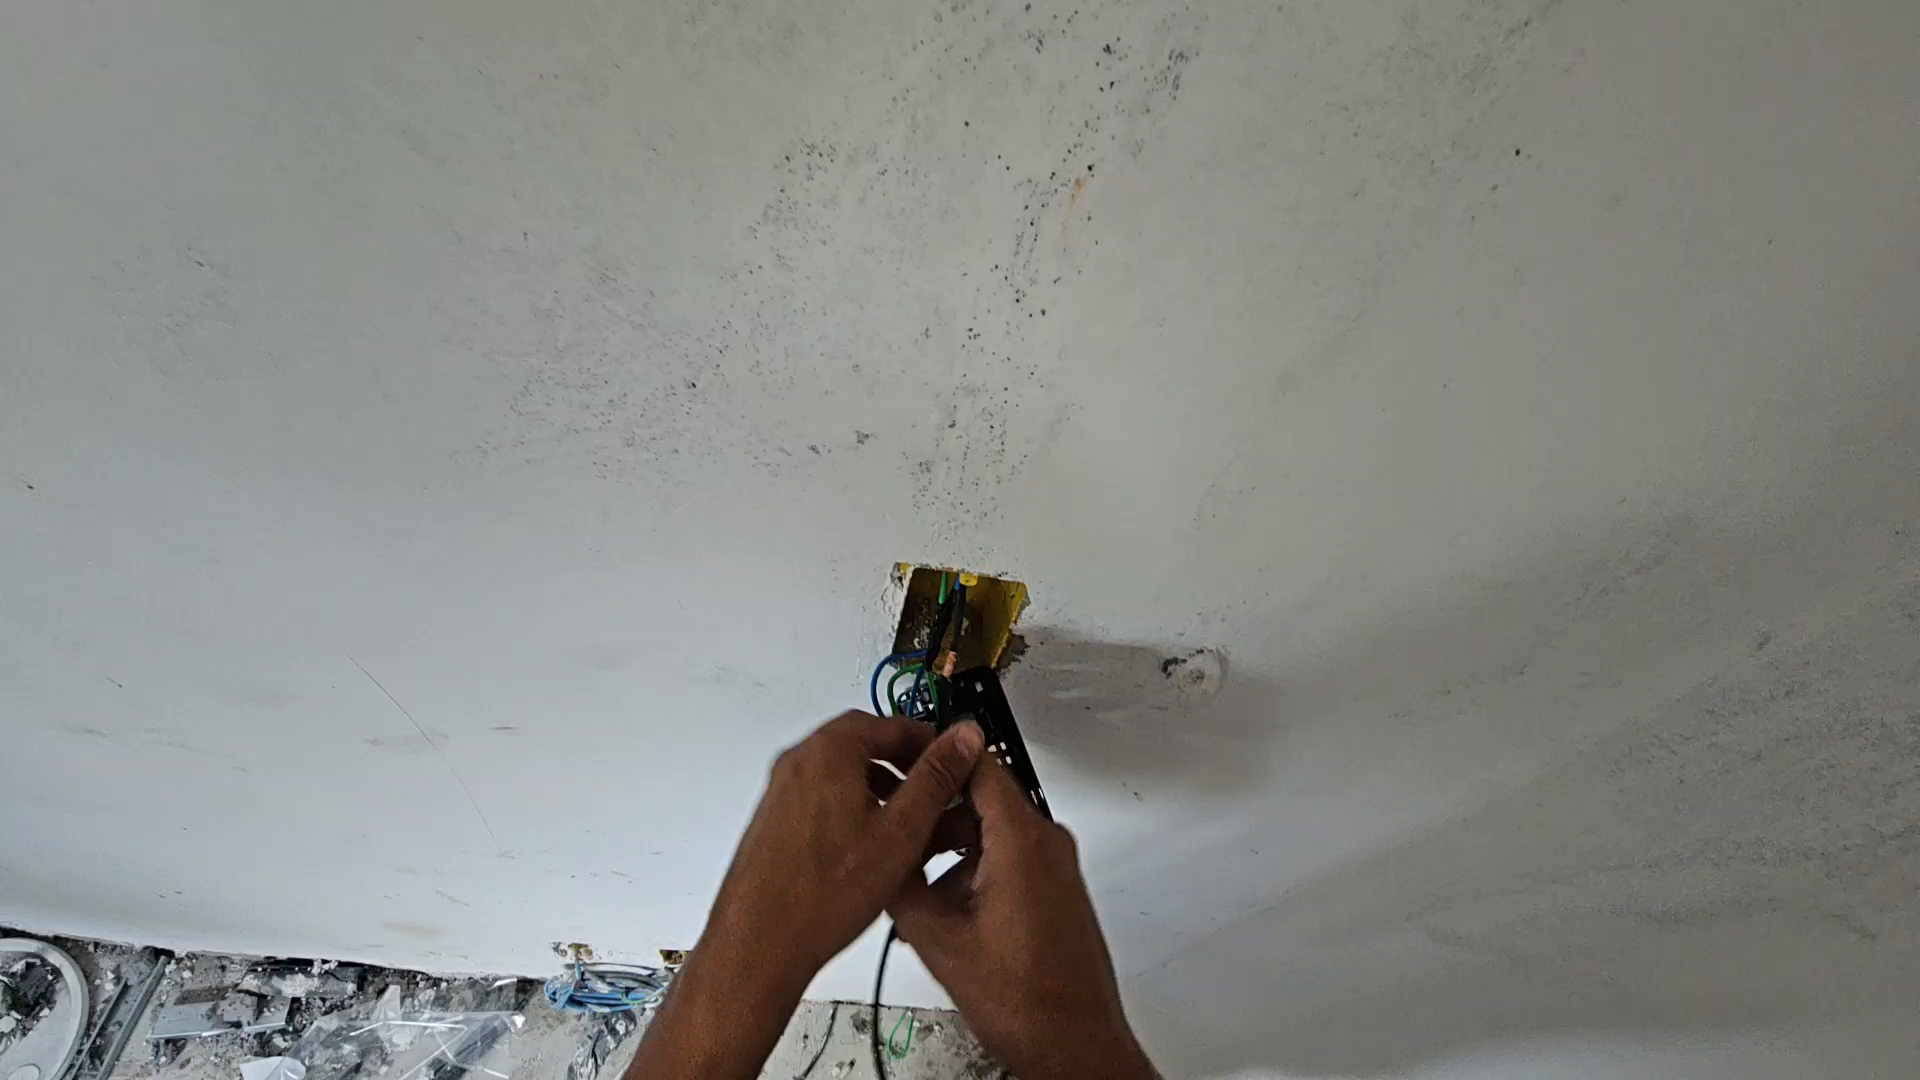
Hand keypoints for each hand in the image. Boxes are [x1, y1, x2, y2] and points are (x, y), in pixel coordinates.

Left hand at [706, 710, 984, 986]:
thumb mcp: (901, 831)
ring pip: (840, 766)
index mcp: (830, 750)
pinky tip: (868, 838)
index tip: (951, 760)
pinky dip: (851, 798)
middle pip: (863, 739)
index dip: (929, 741)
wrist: (757, 945)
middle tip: (932, 784)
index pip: (892, 723)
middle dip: (902, 758)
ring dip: (877, 779)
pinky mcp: (773, 815)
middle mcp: (800, 758)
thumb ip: (936, 778)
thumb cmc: (824, 894)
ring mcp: (781, 787)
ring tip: (906, 814)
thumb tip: (963, 736)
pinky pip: (820, 789)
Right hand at [889, 755, 1158, 1079]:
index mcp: (1022, 841)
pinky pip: (1012, 851)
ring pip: (995, 827)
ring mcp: (1056, 862)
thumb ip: (903, 888)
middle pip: (984, 797)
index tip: (912, 754)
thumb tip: (880, 861)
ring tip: (921, 880)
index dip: (941, 754)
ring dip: (955, 844)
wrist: (1076, 1046)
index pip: (980, 764)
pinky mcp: (1057, 883)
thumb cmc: (1028, 1002)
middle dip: (938, 814)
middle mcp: (1046, 841)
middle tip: (903, 832)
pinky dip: (978, 863)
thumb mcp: (940, 942)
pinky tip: (952, 903)